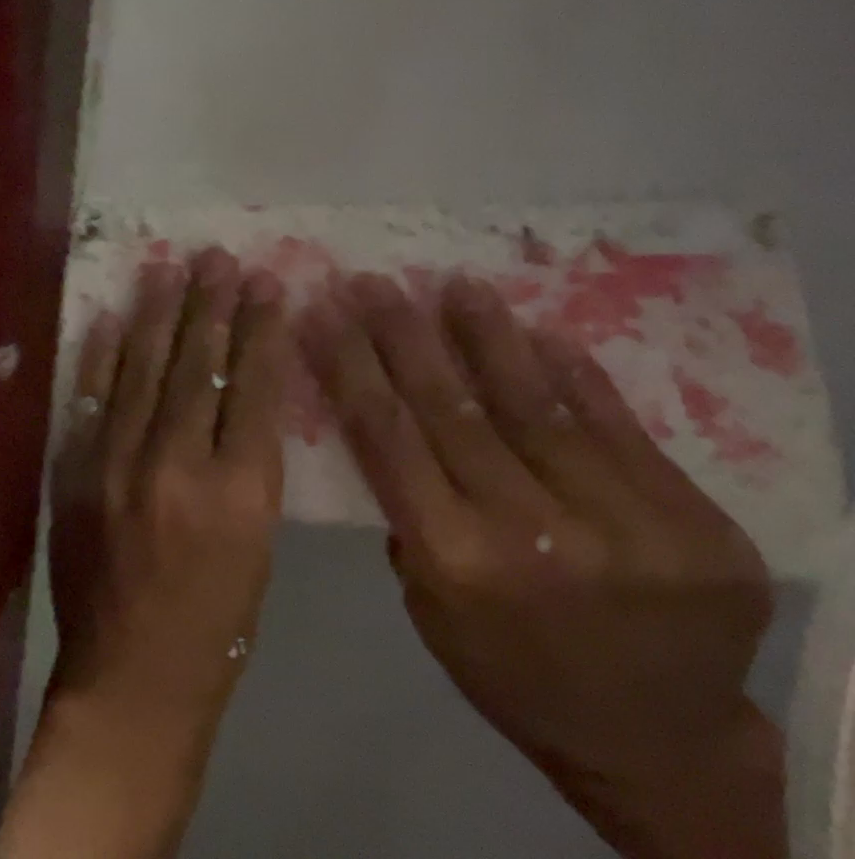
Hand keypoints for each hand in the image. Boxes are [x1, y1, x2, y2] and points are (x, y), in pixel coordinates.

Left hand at [48, 249, 291, 720]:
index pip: (253, 387)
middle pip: (197, 367)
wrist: (131, 671)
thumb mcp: (258, 545)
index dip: (261, 330)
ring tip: (172, 268)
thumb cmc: (217, 624)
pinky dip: (103, 357)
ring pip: (143, 372)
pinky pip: (91, 400)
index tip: (269, 285)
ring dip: (158, 315)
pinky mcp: (74, 472)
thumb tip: (236, 397)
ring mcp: (116, 464)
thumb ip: (246, 469)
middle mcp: (176, 465)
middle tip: (218, 258)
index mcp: (241, 492)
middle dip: (210, 306)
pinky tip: (115, 318)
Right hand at [306, 272, 784, 858]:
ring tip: (454, 285)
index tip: (323, 313)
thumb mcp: (428, 607)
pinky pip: (621, 431)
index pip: (388, 438)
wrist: (653, 737)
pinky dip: (575, 377)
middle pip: (451, 410)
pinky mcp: (695, 522)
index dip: (351, 367)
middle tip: (374, 281)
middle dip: (403, 337)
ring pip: (536, 408)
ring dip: (487, 338)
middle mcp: (532, 534)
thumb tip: (398, 427)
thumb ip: (412, 518)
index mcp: (453, 560)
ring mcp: (624, 524)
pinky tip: (538, 332)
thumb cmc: (508, 672)